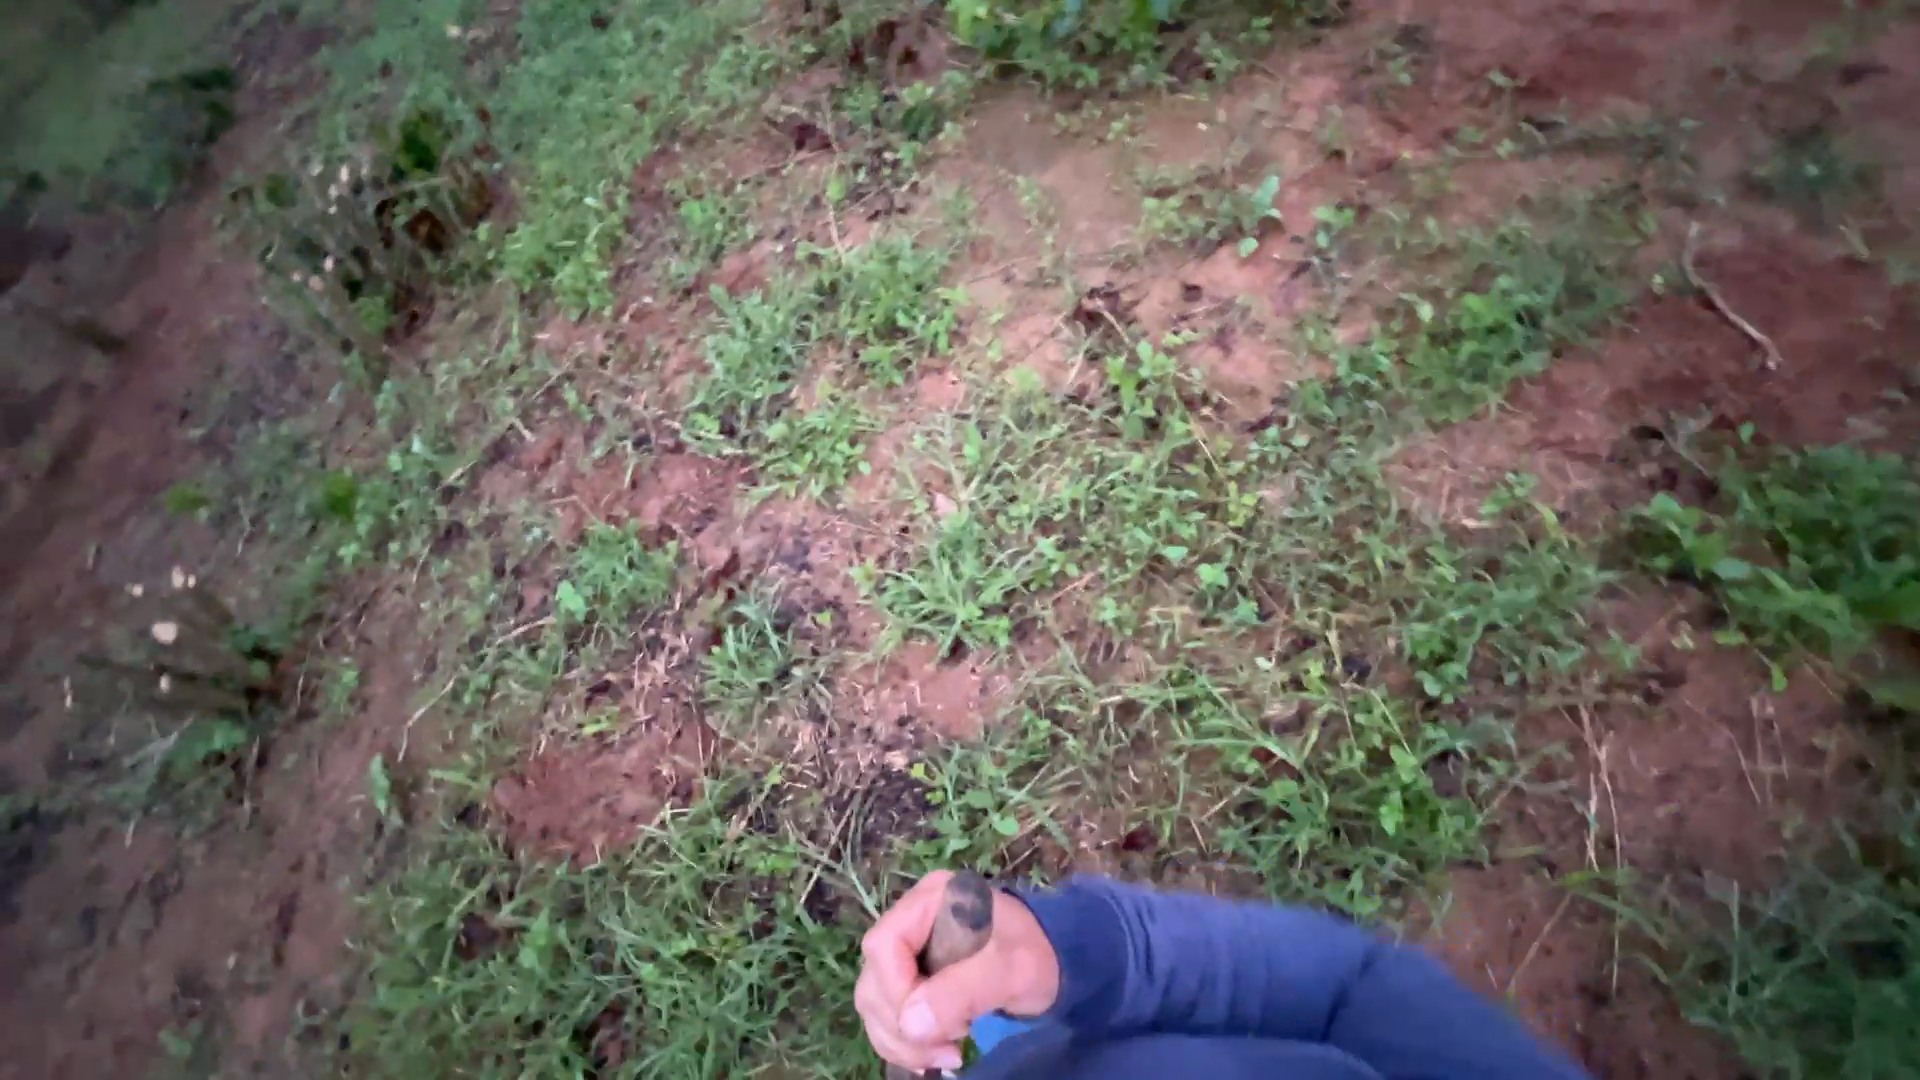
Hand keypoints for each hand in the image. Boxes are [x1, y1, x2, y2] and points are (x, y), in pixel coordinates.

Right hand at [855, 871, 1061, 1072]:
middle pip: (875, 977)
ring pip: (875, 1001)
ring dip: (901, 1039)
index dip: (897, 990)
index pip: (884, 945)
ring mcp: (910, 947)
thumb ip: (962, 990)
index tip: (930, 1024)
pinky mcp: (913, 974)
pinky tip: (935, 1054)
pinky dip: (904, 1042)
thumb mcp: (1010, 970)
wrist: (1055, 958)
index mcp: (930, 899)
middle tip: (946, 1049)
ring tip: (948, 1054)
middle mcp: (911, 918)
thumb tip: (909, 1022)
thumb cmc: (1036, 953)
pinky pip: (889, 1013)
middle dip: (901, 1024)